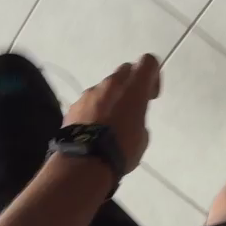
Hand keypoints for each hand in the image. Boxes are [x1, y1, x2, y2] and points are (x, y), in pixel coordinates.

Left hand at [64, 54, 161, 172]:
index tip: (150, 96)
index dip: (152, 75)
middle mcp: (110, 84)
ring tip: (108, 125)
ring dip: (110, 99)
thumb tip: (129, 120)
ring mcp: (88, 94)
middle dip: (130, 84)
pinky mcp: (73, 106)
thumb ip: (138, 119)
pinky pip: (88, 103)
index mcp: (133, 89)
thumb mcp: (142, 137)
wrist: (83, 163)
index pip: (148, 62)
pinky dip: (93, 111)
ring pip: (104, 88)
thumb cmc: (121, 151)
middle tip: (131, 108)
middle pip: (124, 70)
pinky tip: (93, 131)